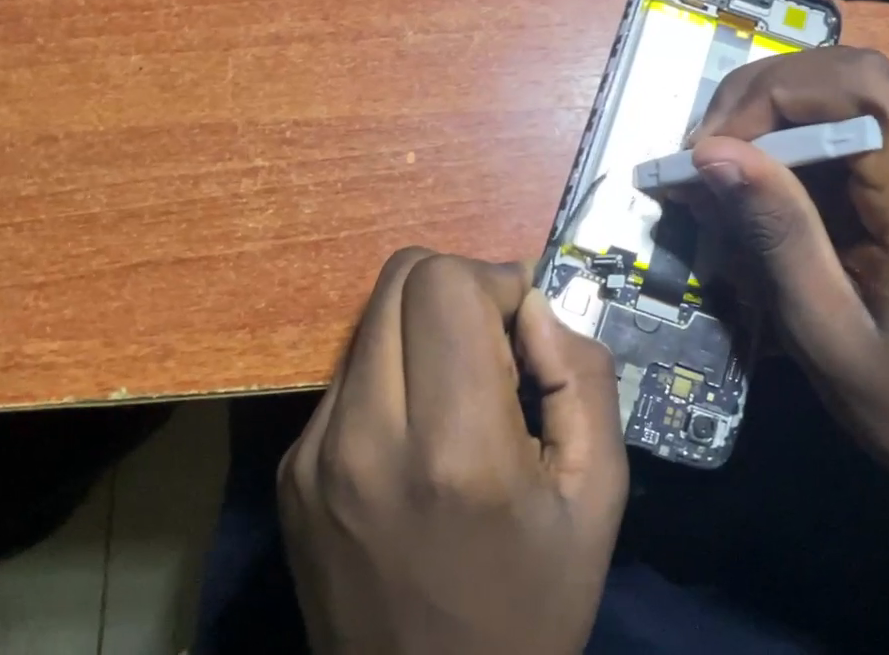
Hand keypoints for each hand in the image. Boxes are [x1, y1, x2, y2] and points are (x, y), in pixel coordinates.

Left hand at [278, 250, 627, 654]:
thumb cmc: (531, 608)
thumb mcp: (598, 497)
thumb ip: (583, 378)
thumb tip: (535, 306)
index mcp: (456, 448)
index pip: (445, 284)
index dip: (497, 282)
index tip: (525, 328)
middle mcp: (367, 438)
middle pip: (400, 279)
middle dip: (459, 289)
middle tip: (496, 345)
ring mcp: (314, 456)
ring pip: (370, 321)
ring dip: (423, 330)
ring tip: (459, 391)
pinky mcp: (290, 473)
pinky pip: (347, 376)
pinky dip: (392, 375)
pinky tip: (418, 433)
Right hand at [691, 48, 888, 652]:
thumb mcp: (827, 335)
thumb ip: (777, 234)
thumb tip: (712, 151)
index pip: (861, 88)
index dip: (772, 94)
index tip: (710, 151)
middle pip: (859, 77)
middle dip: (766, 99)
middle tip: (706, 157)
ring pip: (862, 94)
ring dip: (784, 116)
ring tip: (729, 169)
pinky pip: (874, 129)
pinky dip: (812, 141)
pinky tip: (777, 186)